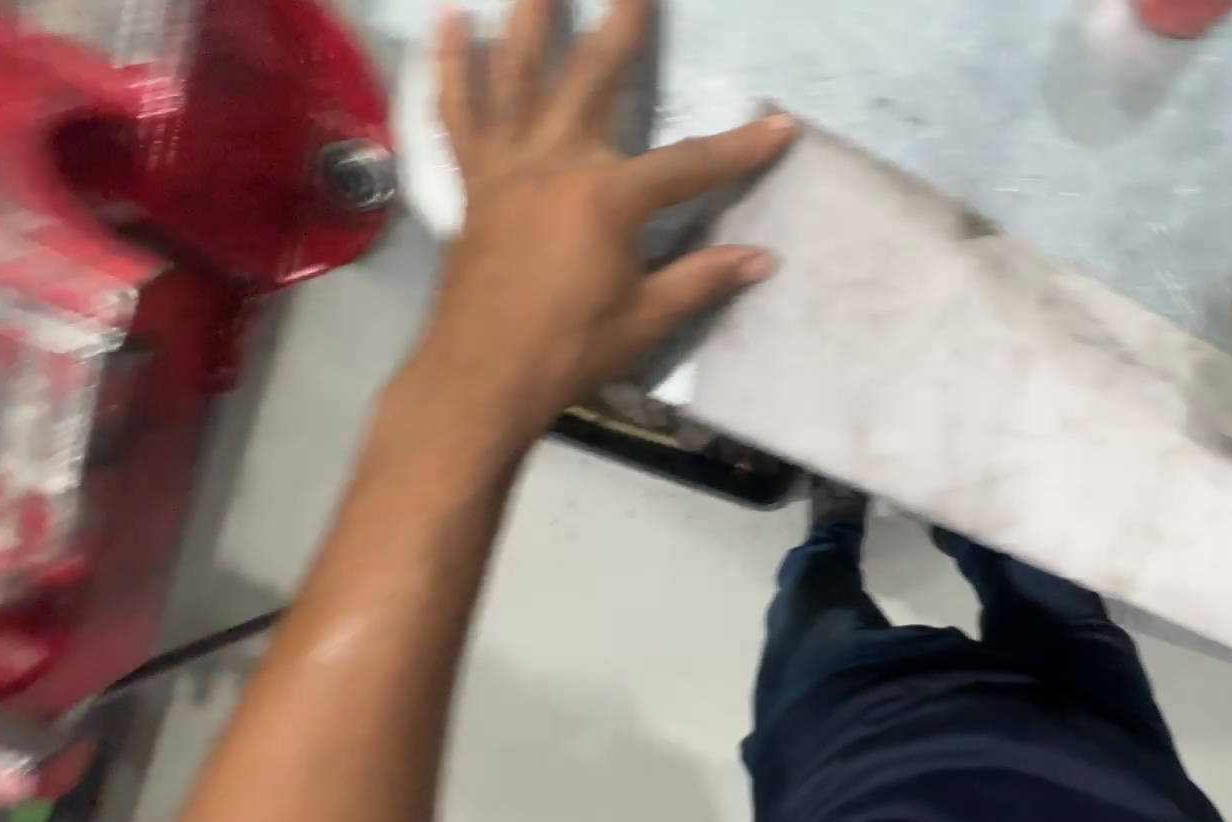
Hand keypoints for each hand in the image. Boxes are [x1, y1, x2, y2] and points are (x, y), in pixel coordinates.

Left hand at [401, 0, 794, 446]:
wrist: (484, 374)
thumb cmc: (572, 349)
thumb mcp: (649, 318)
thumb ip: (703, 279)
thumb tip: (762, 260)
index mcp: (607, 198)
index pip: (691, 165)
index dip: (741, 149)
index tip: (780, 126)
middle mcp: (556, 162)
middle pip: (594, 78)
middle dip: (623, 25)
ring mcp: (508, 166)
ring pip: (517, 73)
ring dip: (530, 15)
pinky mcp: (476, 182)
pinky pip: (458, 111)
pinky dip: (452, 65)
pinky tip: (450, 20)